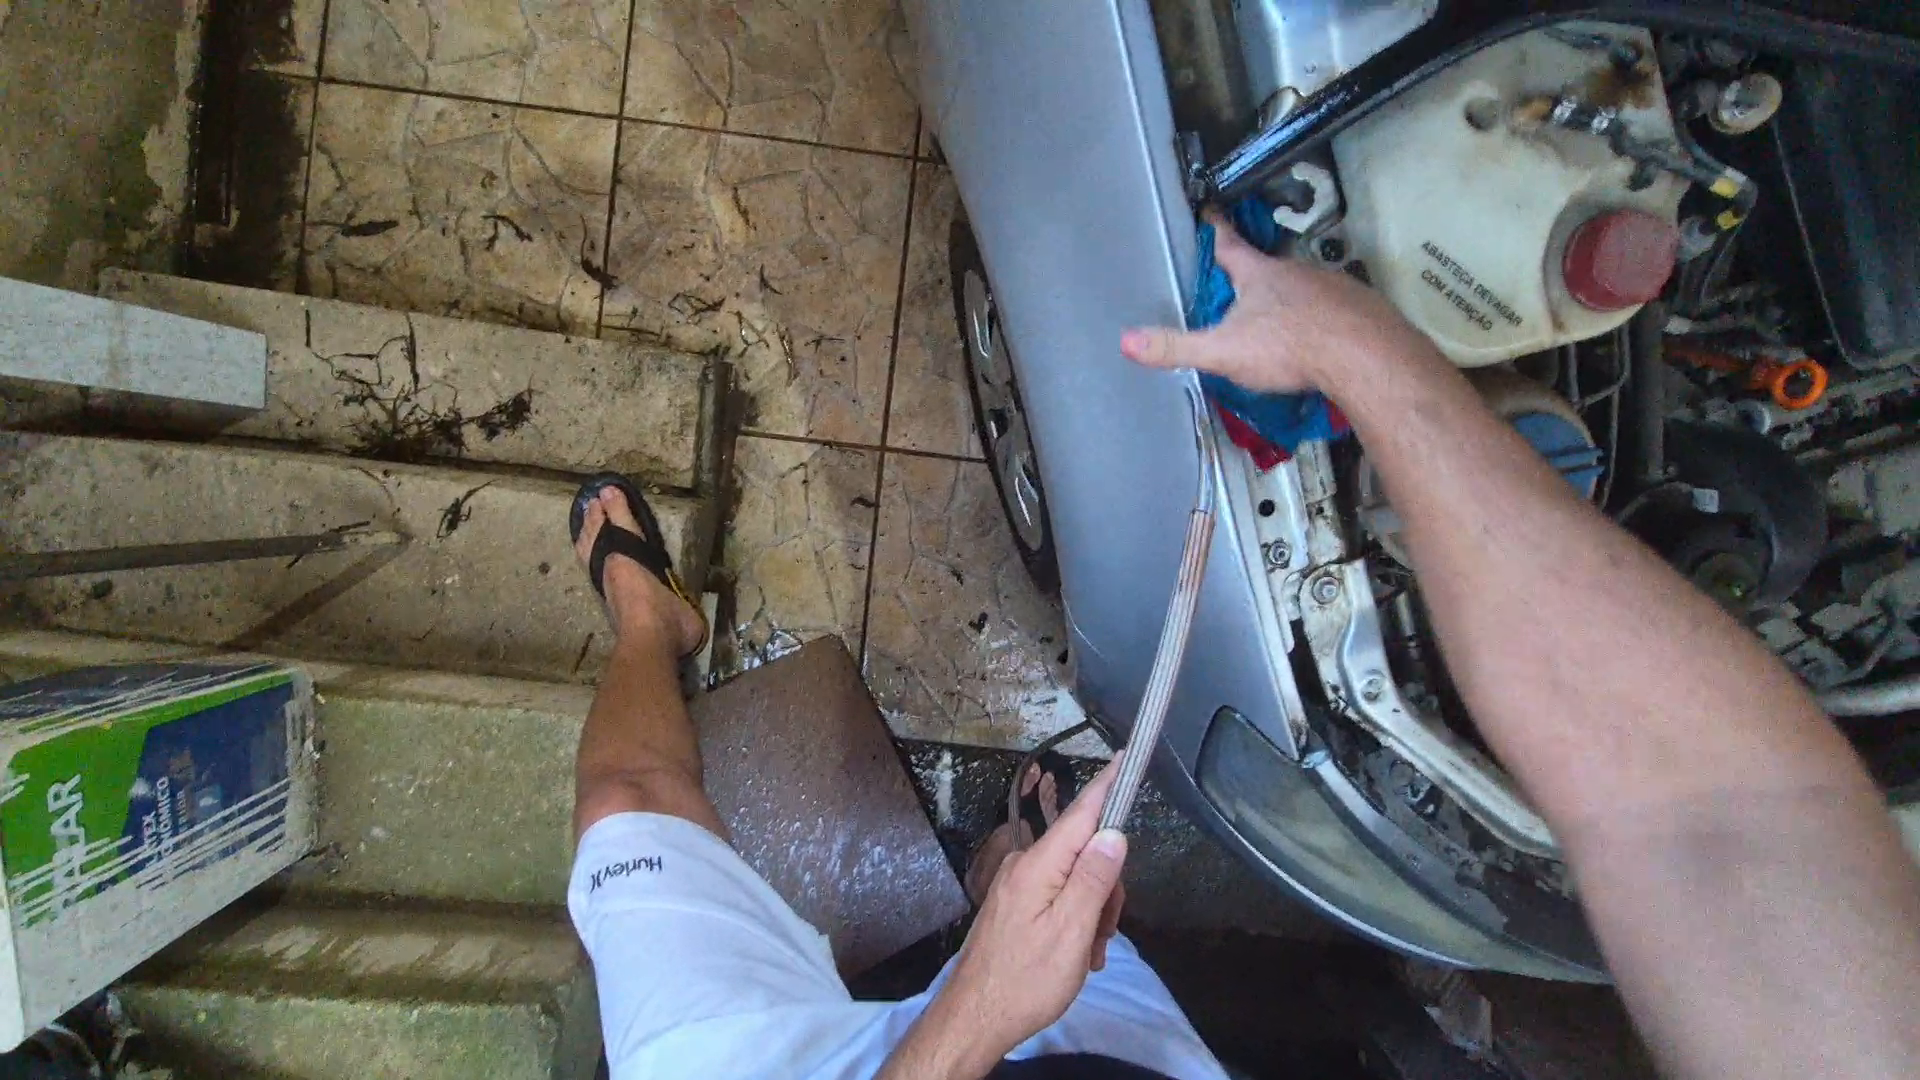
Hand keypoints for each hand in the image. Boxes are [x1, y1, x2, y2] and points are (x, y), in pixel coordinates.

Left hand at [947, 760, 1129, 1053]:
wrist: (974, 1018)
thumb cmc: (1025, 980)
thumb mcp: (1070, 933)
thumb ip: (1093, 880)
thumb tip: (1114, 832)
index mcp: (1039, 865)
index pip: (1081, 813)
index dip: (1106, 785)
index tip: (1126, 754)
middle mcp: (1026, 863)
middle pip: (1084, 851)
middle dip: (1105, 886)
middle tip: (1103, 932)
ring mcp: (1019, 881)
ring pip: (1074, 876)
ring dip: (1091, 910)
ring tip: (1086, 953)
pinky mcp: (1016, 901)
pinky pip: (1058, 894)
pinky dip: (1075, 918)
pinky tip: (1074, 953)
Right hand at [1119, 207, 1437, 393]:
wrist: (1363, 355)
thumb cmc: (1290, 346)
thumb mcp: (1223, 351)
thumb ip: (1176, 348)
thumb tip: (1127, 342)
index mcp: (1258, 275)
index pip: (1229, 244)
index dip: (1215, 229)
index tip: (1209, 213)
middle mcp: (1295, 271)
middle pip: (1265, 268)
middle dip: (1250, 276)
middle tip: (1235, 287)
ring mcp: (1329, 287)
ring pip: (1298, 288)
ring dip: (1285, 300)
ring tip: (1273, 323)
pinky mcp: (1354, 309)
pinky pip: (1327, 309)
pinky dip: (1315, 319)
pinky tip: (1311, 340)